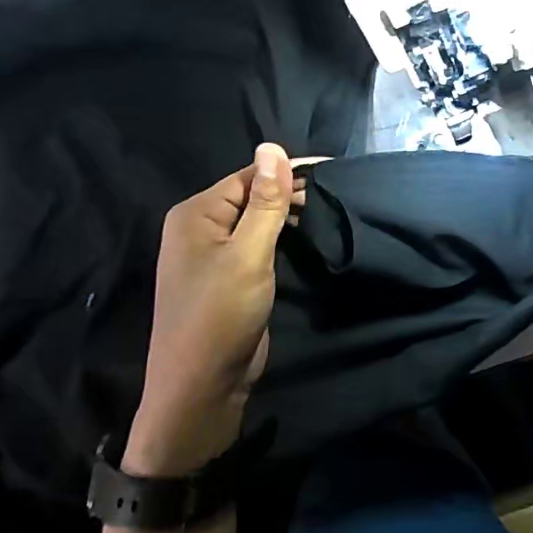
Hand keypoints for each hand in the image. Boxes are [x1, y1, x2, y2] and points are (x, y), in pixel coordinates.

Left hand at [126, 144, 301, 475]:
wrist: (202, 385)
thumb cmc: (220, 315)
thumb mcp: (248, 254)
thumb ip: (265, 202)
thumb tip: (272, 147)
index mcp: (196, 214)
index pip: (248, 177)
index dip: (288, 172)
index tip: (333, 173)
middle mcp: (200, 228)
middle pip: (252, 197)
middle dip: (291, 195)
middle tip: (337, 198)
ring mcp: (213, 255)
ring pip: (257, 222)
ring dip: (289, 218)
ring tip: (330, 215)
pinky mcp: (230, 277)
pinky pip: (258, 246)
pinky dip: (282, 239)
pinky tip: (309, 239)